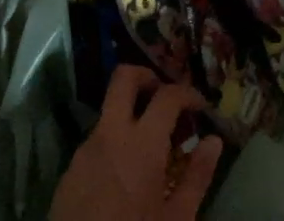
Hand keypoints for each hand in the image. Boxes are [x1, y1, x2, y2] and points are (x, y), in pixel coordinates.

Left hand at [50, 65, 223, 220]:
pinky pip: (96, 142)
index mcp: (142, 144)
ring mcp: (85, 150)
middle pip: (123, 78)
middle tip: (164, 96)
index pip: (167, 95)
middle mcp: (110, 135)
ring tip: (150, 146)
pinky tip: (125, 173)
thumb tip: (213, 141)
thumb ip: (198, 176)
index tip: (201, 107)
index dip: (188, 93)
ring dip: (130, 116)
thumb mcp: (177, 218)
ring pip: (109, 112)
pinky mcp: (69, 170)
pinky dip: (115, 143)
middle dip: (147, 76)